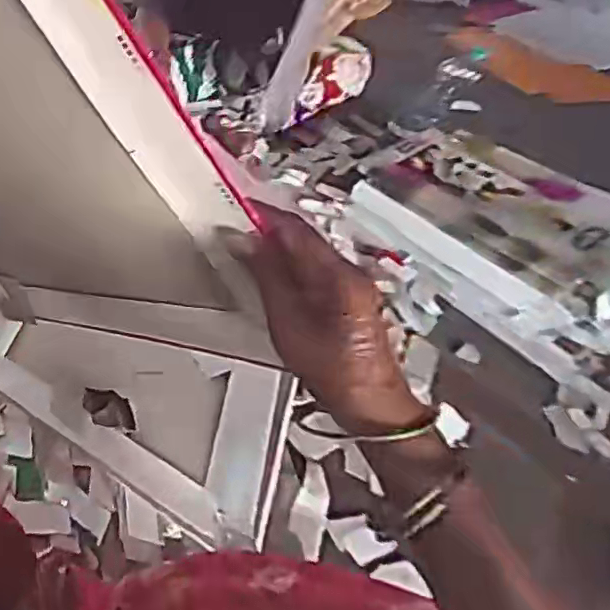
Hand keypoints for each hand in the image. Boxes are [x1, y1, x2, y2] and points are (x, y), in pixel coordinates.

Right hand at [233, 201, 425, 432]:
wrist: (368, 402)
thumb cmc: (334, 369)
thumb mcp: (286, 319)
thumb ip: (265, 274)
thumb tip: (247, 243)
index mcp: (337, 274)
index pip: (295, 228)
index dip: (265, 215)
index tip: (241, 207)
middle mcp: (351, 273)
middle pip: (305, 236)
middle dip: (270, 228)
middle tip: (240, 227)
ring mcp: (354, 283)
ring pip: (310, 250)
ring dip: (280, 245)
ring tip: (252, 249)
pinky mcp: (351, 295)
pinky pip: (316, 265)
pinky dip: (292, 261)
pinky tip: (275, 272)